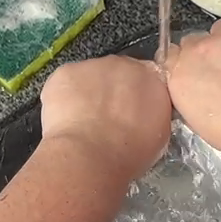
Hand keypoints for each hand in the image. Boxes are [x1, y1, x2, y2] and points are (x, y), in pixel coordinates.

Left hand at [39, 55, 172, 183]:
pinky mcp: (67, 72)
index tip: (127, 114)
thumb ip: (150, 115)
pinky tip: (65, 120)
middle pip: (116, 73)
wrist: (91, 156)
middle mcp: (126, 66)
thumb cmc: (127, 154)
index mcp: (153, 81)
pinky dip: (63, 98)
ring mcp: (94, 66)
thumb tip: (139, 116)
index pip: (145, 80)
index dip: (133, 97)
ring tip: (82, 123)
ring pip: (89, 77)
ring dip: (87, 95)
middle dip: (110, 92)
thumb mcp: (156, 136)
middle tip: (103, 120)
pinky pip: (65, 82)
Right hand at [164, 20, 220, 183]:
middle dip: (205, 55)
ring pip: (219, 30)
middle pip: (193, 41)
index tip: (196, 76)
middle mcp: (197, 51)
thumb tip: (195, 86)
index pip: (169, 57)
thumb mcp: (203, 126)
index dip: (184, 67)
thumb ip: (189, 97)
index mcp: (178, 79)